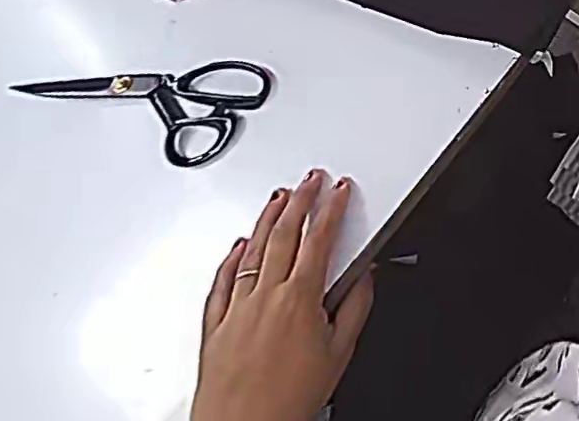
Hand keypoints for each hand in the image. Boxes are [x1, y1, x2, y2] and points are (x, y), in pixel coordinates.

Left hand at [191, 171, 375, 420]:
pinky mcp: (214, 330)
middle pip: (284, 235)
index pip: (320, 238)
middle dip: (301, 200)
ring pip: (252, 252)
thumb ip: (356, 306)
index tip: (339, 189)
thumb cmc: (289, 401)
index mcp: (300, 298)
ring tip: (278, 197)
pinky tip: (238, 246)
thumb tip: (365, 275)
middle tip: (310, 179)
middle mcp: (266, 297)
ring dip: (267, 219)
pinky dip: (230, 261)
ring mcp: (236, 311)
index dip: (332, 208)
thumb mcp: (340, 352)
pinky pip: (221, 285)